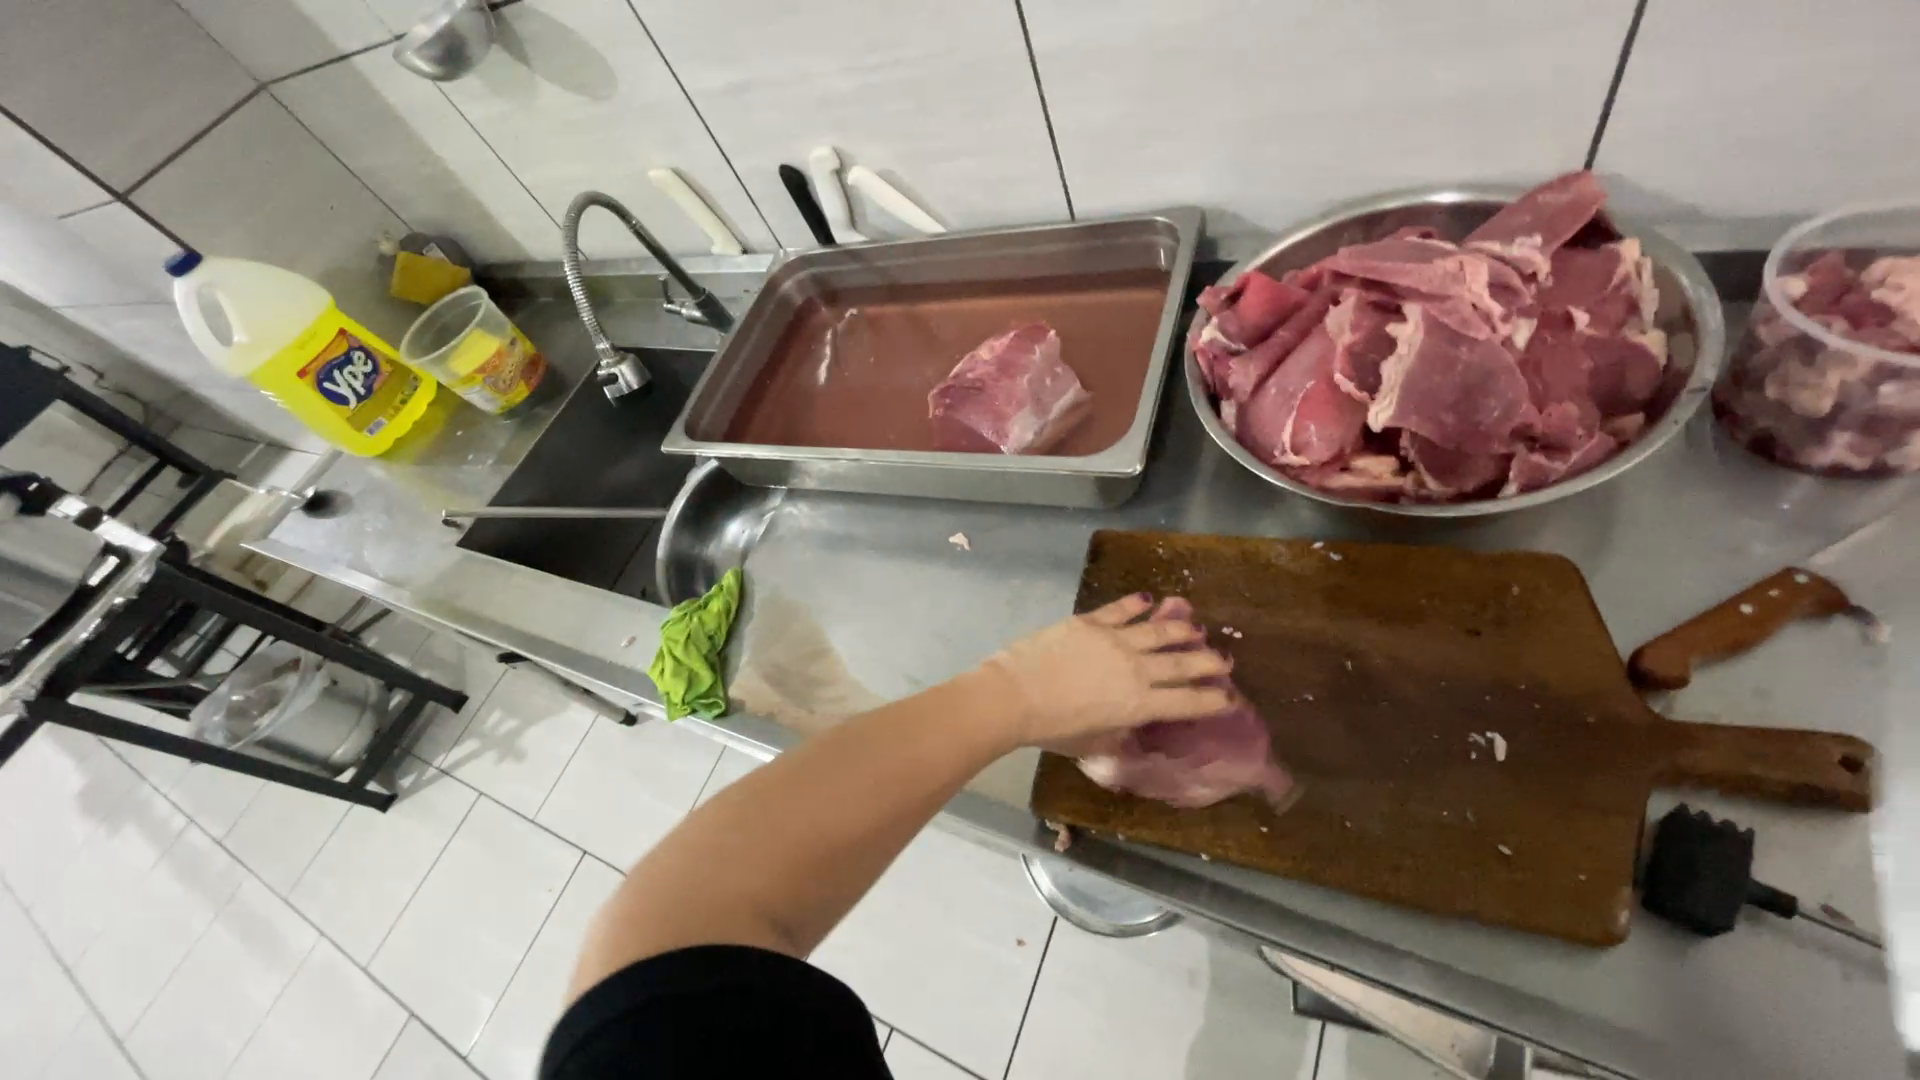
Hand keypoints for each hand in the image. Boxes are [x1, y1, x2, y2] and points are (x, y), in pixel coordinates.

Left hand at [976, 594, 1235, 747]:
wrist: (1014, 696)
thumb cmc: (1051, 729)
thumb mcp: (1092, 743)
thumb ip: (1117, 735)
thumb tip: (1129, 731)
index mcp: (1139, 705)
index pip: (1187, 702)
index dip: (1213, 700)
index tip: (1230, 697)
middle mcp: (1136, 669)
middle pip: (1183, 662)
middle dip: (1209, 661)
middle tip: (1225, 660)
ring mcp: (1114, 641)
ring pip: (1159, 630)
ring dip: (1181, 628)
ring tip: (1196, 627)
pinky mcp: (1090, 622)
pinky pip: (1120, 609)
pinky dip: (1136, 604)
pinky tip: (1148, 599)